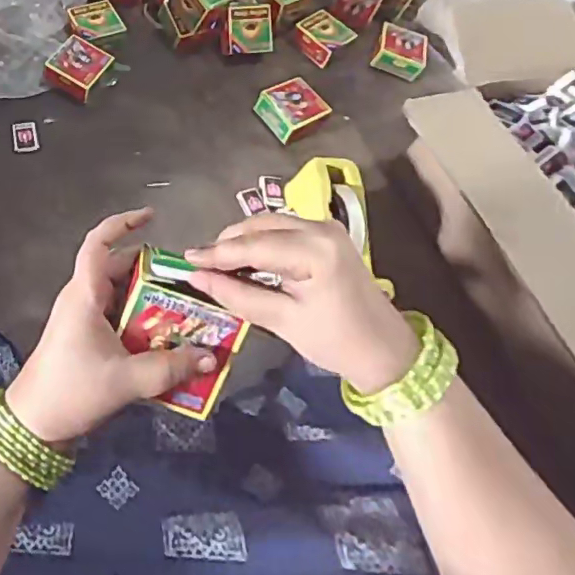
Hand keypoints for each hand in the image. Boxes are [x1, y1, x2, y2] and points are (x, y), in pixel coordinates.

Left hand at [6, 209, 215, 443]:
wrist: (33, 425)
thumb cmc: (71, 390)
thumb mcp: (126, 380)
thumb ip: (170, 368)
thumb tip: (210, 357)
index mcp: (84, 294)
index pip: (98, 243)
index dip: (122, 224)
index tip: (151, 217)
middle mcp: (82, 298)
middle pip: (119, 269)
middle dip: (152, 271)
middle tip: (186, 281)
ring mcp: (82, 318)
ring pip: (120, 294)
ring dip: (149, 299)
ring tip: (185, 309)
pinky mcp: (85, 337)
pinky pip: (117, 316)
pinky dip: (140, 320)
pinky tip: (164, 339)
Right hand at [184, 214, 420, 393]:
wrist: (388, 351)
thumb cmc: (337, 341)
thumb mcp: (283, 322)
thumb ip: (238, 295)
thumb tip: (197, 278)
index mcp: (314, 251)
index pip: (253, 246)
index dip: (216, 253)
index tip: (186, 260)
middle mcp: (320, 228)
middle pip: (259, 227)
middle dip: (227, 243)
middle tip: (200, 264)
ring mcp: (326, 227)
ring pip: (269, 223)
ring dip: (242, 240)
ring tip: (218, 262)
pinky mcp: (327, 234)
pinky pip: (283, 229)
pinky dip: (260, 240)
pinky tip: (245, 258)